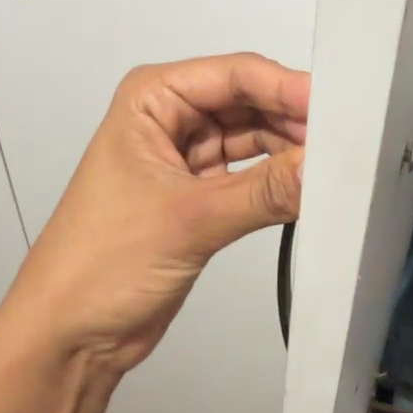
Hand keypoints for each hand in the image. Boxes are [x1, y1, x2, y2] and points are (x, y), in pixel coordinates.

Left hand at [0, 53, 308, 373]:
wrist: (70, 336)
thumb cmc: (98, 263)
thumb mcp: (189, 219)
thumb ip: (264, 190)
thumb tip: (323, 167)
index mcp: (151, 98)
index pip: (233, 75)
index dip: (285, 87)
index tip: (333, 107)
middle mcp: (169, 117)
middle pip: (248, 101)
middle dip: (292, 118)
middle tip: (343, 142)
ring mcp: (185, 154)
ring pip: (253, 135)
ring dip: (289, 149)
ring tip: (333, 165)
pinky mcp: (199, 192)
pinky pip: (250, 171)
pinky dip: (277, 178)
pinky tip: (308, 186)